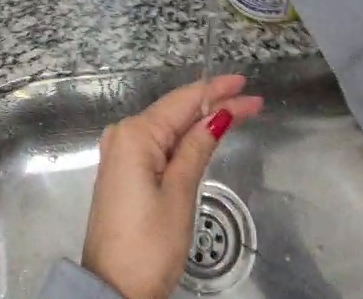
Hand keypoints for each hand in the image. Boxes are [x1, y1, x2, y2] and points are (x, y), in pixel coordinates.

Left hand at [81, 75, 264, 298]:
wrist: (111, 291)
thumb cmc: (148, 244)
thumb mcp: (179, 195)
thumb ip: (196, 150)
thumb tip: (216, 115)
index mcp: (135, 134)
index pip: (182, 102)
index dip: (216, 91)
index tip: (246, 84)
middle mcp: (123, 135)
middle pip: (174, 112)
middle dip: (212, 104)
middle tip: (251, 102)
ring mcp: (120, 154)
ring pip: (167, 128)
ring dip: (199, 121)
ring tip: (235, 112)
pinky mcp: (123, 174)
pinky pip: (158, 145)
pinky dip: (183, 140)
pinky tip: (202, 135)